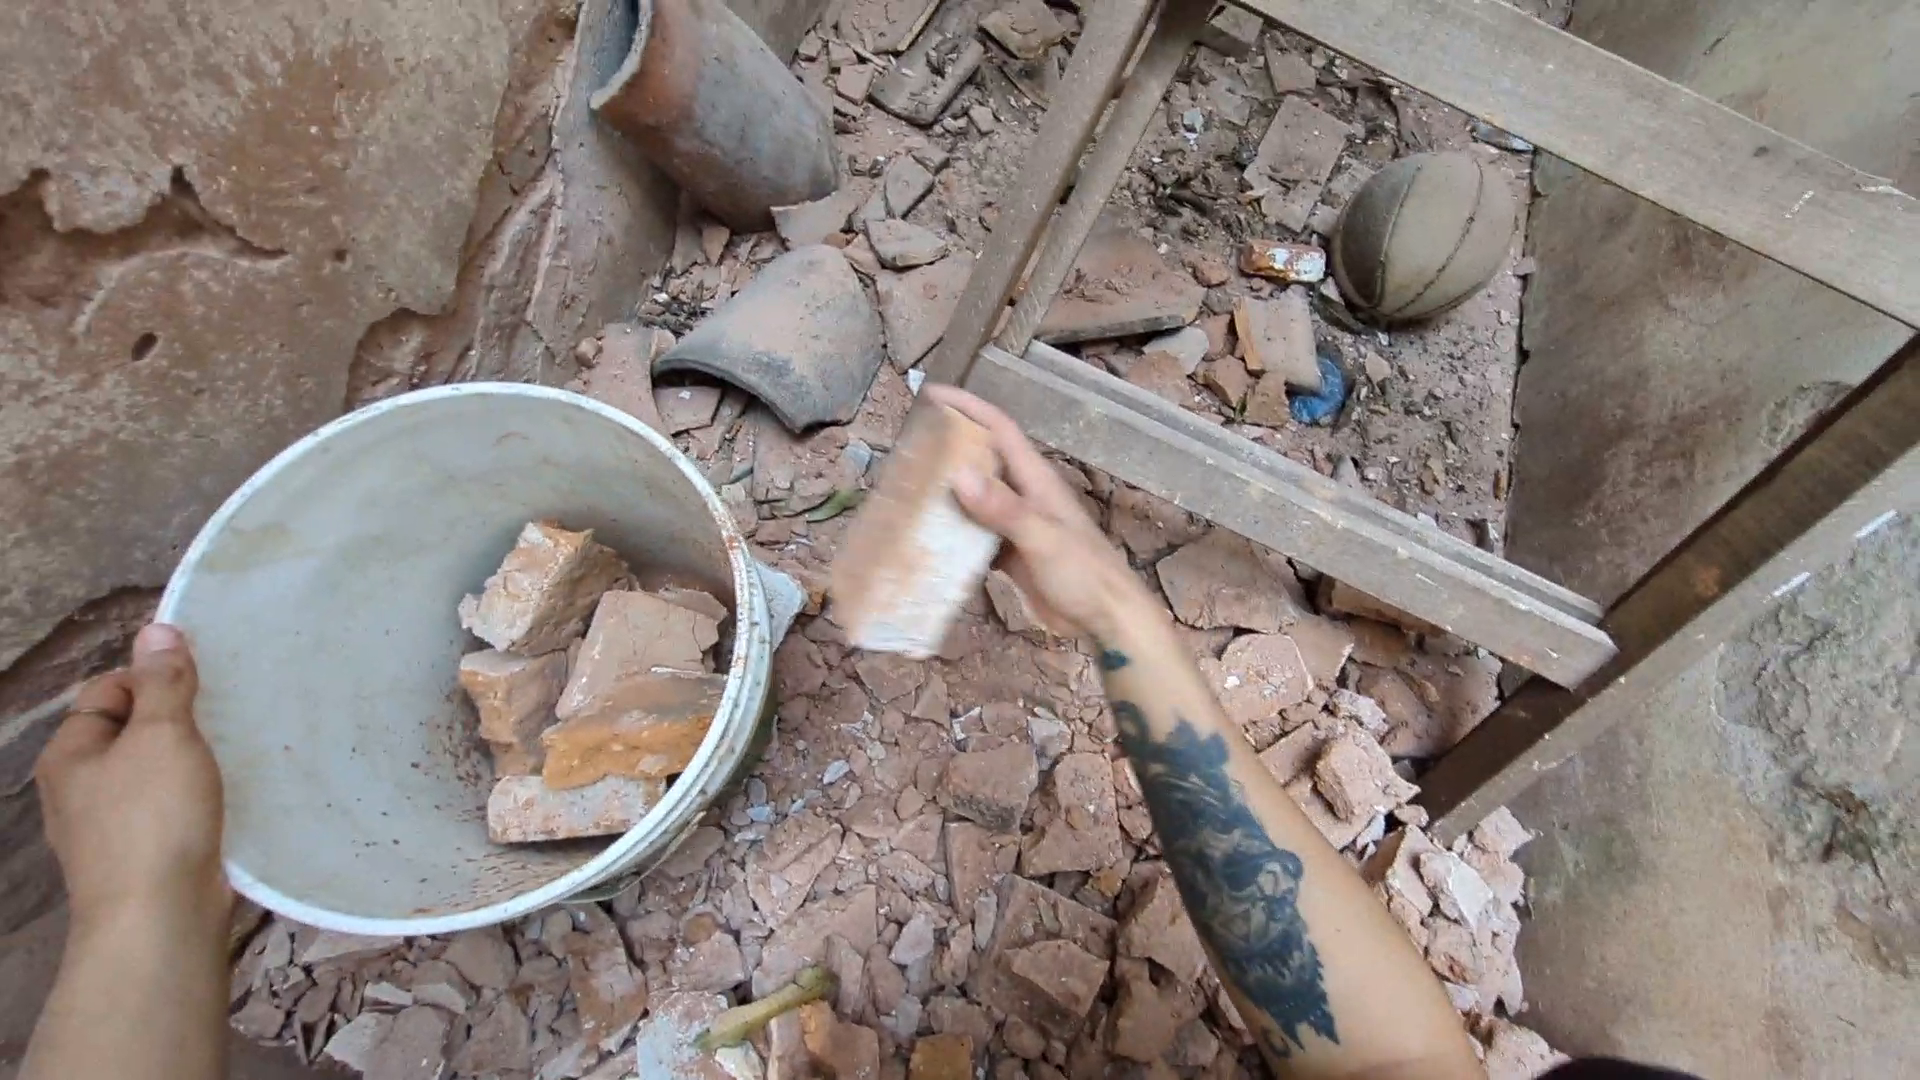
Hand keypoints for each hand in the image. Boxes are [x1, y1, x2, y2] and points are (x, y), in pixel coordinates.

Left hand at [35, 624, 227, 931]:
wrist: (160, 907)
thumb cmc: (153, 816)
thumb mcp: (163, 737)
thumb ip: (165, 685)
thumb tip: (158, 629)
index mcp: (72, 755)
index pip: (110, 691)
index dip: (156, 676)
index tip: (211, 677)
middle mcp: (84, 784)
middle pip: (138, 727)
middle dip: (186, 713)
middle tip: (237, 706)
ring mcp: (116, 817)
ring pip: (162, 763)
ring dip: (201, 750)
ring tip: (246, 741)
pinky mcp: (153, 840)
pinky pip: (179, 795)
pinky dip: (207, 783)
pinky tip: (239, 783)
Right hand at [924, 385, 1160, 642]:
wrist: (1106, 619)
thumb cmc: (1083, 574)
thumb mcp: (1043, 538)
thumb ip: (1004, 509)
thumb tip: (959, 475)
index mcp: (1037, 481)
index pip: (999, 430)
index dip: (969, 407)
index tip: (933, 394)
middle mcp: (1025, 496)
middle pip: (983, 460)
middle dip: (949, 449)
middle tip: (908, 448)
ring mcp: (1018, 525)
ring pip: (976, 499)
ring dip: (948, 494)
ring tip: (908, 491)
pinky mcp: (1012, 554)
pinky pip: (976, 535)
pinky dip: (955, 534)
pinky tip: (930, 539)